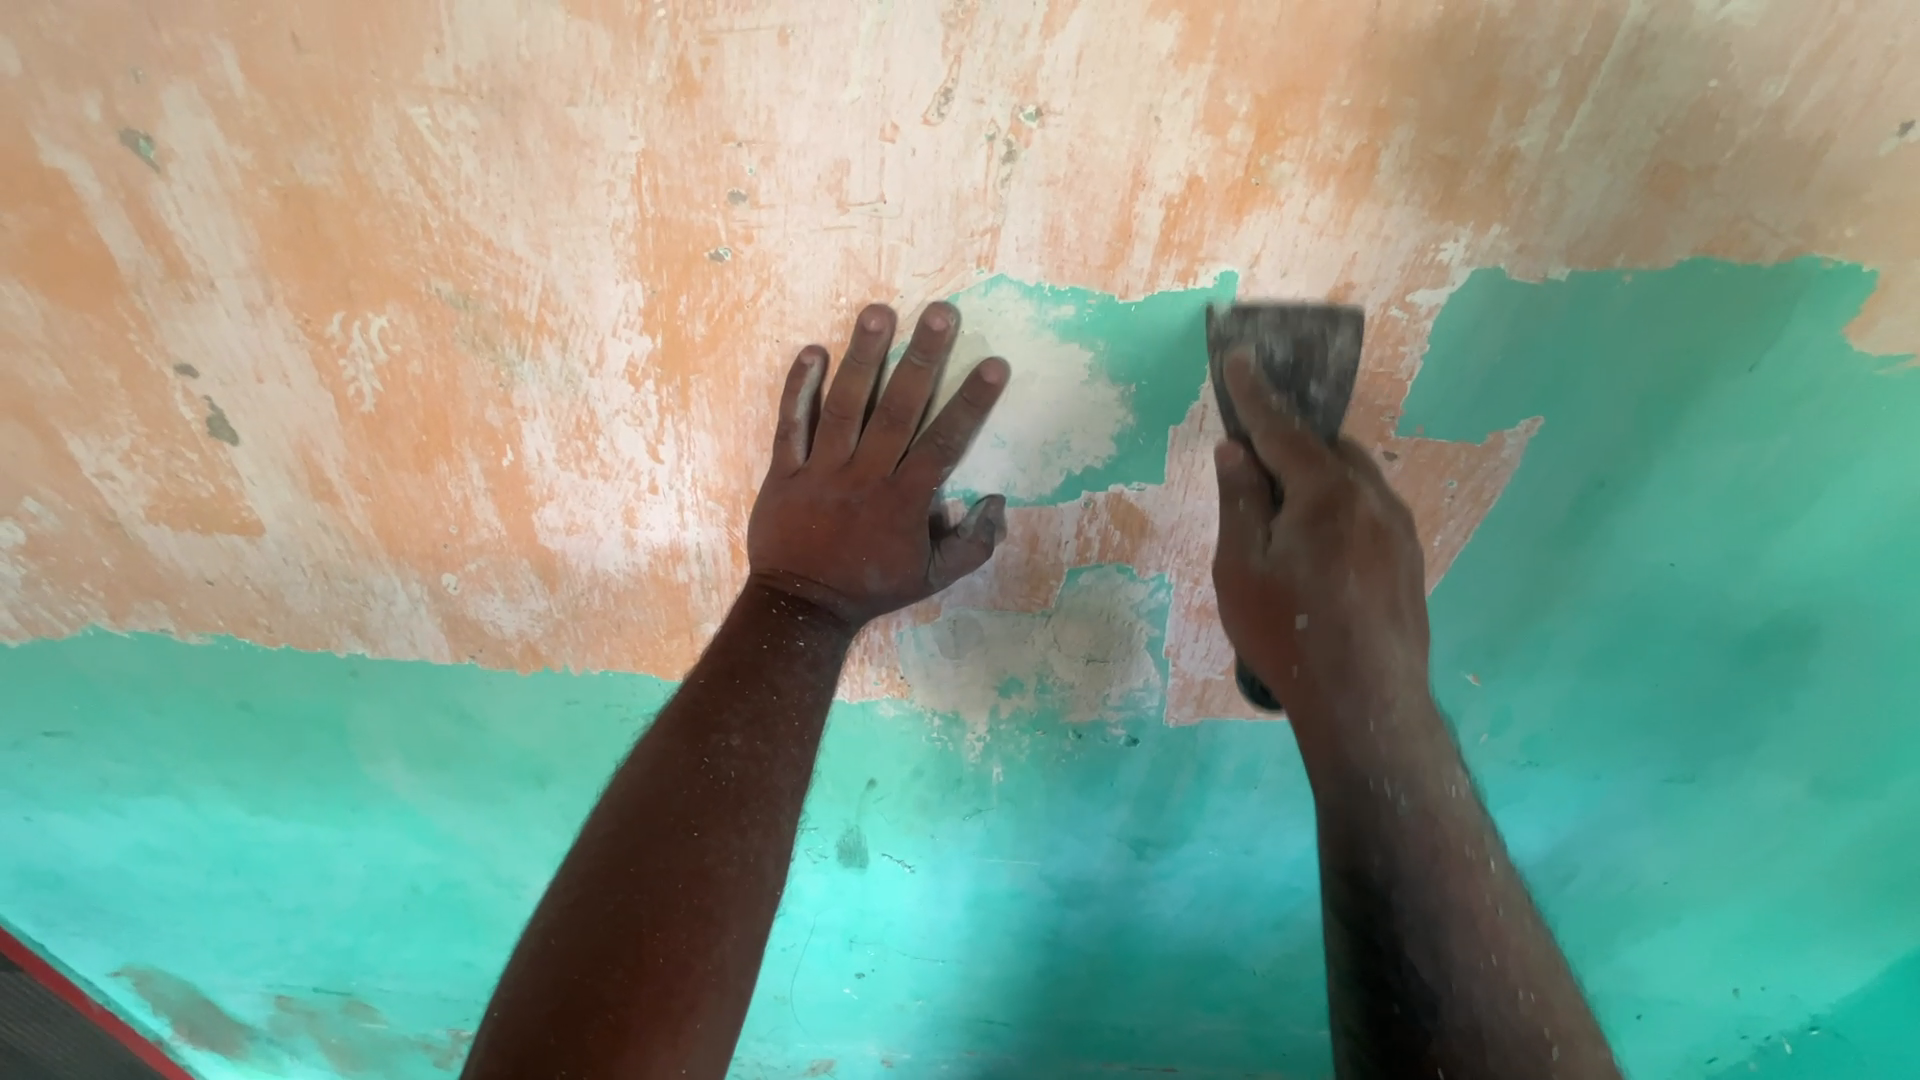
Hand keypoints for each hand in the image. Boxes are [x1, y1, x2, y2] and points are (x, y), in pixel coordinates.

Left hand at [747, 302, 1010, 628]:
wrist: (803, 605)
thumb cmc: (872, 586)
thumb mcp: (933, 577)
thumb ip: (973, 544)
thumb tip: (997, 500)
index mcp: (904, 501)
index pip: (944, 443)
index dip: (970, 403)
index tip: (994, 364)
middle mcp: (865, 476)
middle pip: (898, 410)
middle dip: (922, 360)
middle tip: (940, 312)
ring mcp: (821, 471)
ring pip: (844, 407)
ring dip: (862, 358)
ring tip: (878, 312)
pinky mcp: (785, 472)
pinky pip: (790, 425)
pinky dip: (798, 389)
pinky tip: (813, 351)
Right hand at [1211, 350, 1431, 730]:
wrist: (1365, 703)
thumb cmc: (1287, 631)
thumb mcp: (1241, 566)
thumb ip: (1240, 501)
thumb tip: (1237, 450)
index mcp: (1327, 493)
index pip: (1283, 429)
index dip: (1254, 394)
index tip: (1238, 357)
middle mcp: (1373, 498)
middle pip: (1325, 449)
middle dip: (1286, 442)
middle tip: (1249, 461)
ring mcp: (1399, 529)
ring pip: (1350, 479)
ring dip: (1313, 476)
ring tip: (1278, 510)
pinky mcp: (1408, 559)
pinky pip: (1366, 509)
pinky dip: (1334, 505)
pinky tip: (1314, 544)